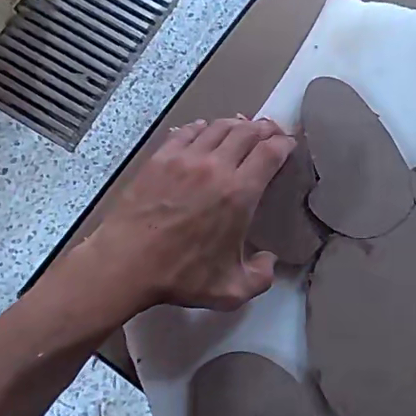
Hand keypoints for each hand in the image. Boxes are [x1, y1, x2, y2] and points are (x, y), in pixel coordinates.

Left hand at [78, 117, 294, 312]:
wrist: (126, 263)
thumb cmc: (180, 276)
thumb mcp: (231, 290)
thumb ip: (261, 277)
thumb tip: (269, 261)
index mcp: (239, 194)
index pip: (270, 153)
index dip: (284, 144)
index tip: (289, 144)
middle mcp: (216, 167)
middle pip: (247, 132)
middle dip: (264, 129)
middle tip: (271, 131)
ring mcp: (185, 159)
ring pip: (218, 127)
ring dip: (236, 124)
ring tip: (243, 127)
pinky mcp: (160, 159)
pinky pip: (187, 132)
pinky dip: (202, 127)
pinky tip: (204, 130)